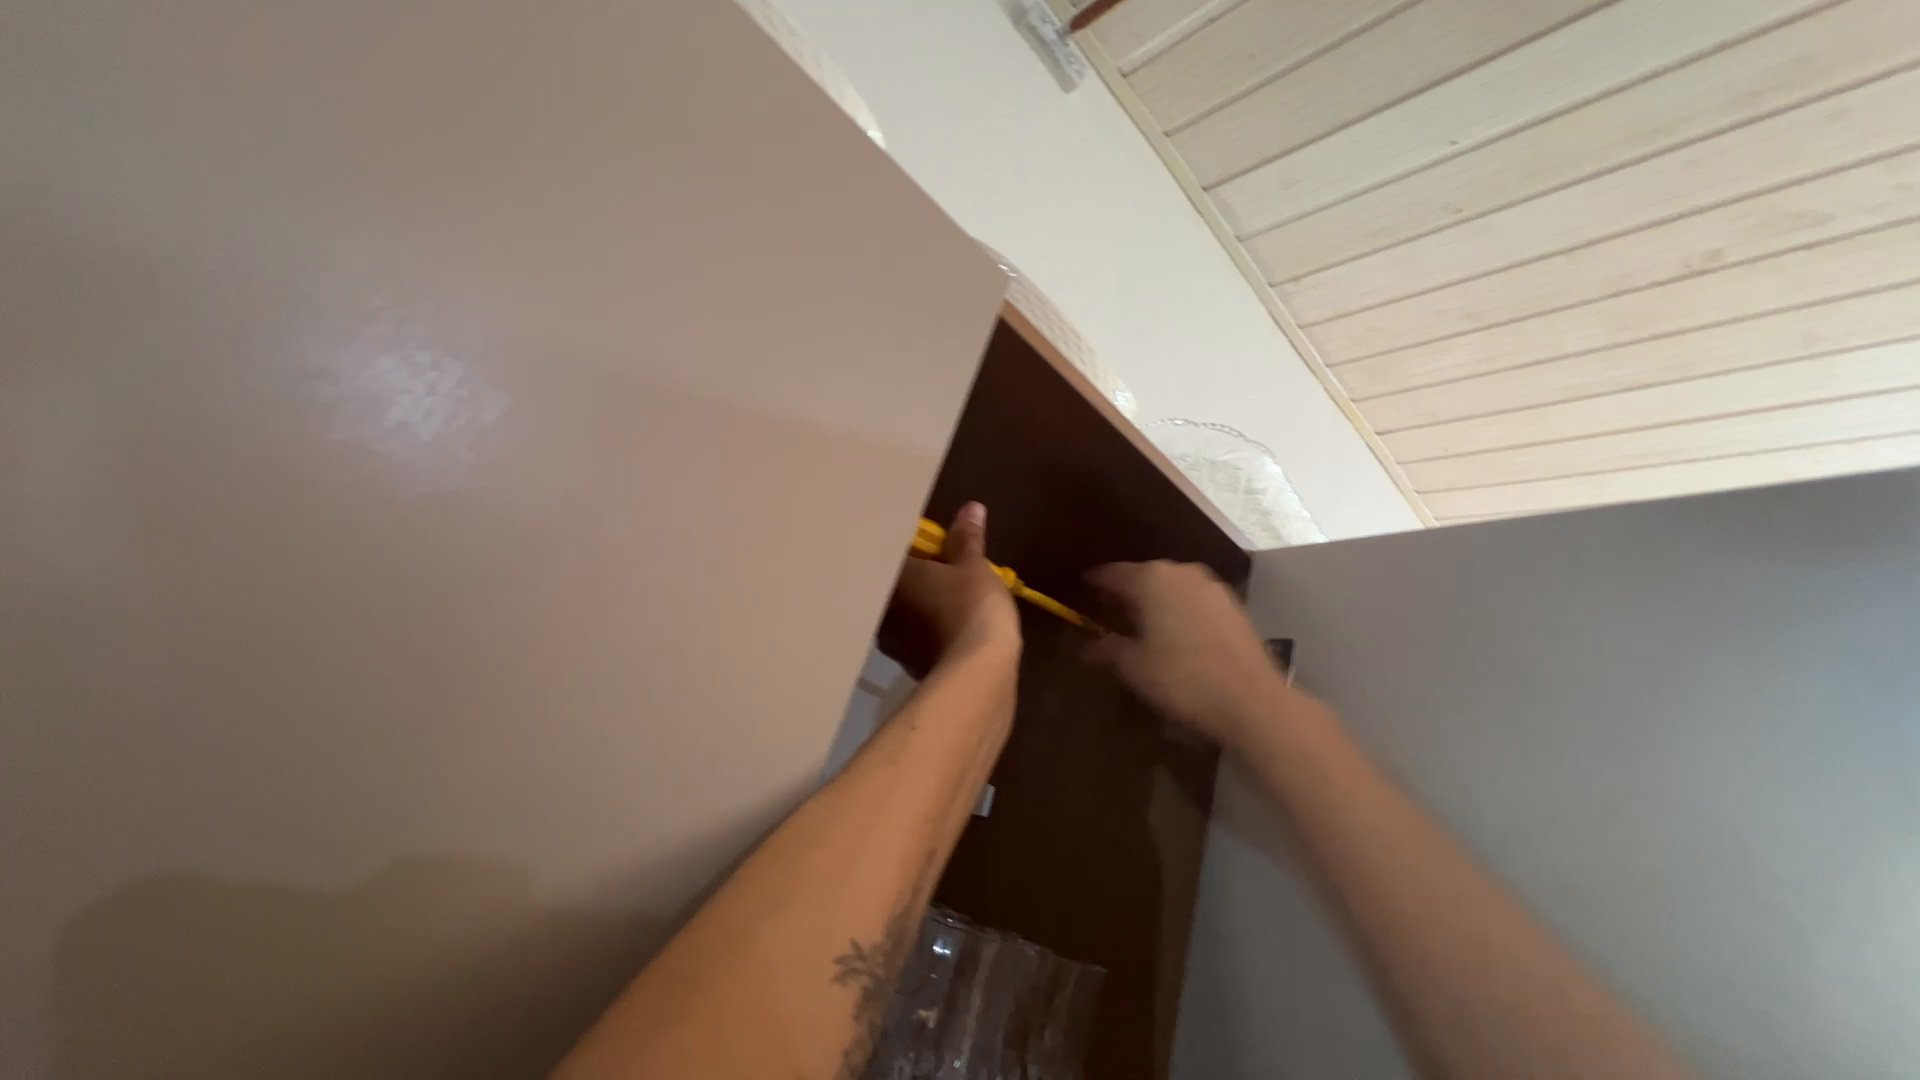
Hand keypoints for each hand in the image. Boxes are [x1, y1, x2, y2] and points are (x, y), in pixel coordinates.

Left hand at [877, 503, 1020, 677]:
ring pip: (902, 615)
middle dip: (913, 580)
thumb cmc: (970, 606)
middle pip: (893, 587)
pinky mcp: (909, 666)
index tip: (933, 551)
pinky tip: (948, 630)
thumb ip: (966, 539)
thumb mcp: (974, 566)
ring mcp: (892, 642)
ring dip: (917, 608)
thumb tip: (970, 508)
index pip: (890, 554)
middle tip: (942, 573)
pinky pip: (915, 639)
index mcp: (890, 578)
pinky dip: (927, 632)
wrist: (978, 672)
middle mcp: (881, 610)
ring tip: (946, 601)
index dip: (913, 551)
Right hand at [1083, 560, 1294, 749]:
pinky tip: (1174, 632)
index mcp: (1151, 580)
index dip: (1095, 582)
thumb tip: (1085, 648)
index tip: (1083, 587)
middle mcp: (1181, 572)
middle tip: (1108, 610)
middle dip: (1126, 592)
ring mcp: (1211, 587)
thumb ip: (1107, 650)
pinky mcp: (1232, 605)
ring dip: (1154, 600)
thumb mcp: (1134, 668)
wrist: (1250, 700)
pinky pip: (1192, 599)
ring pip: (1171, 587)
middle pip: (1144, 576)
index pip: (1112, 574)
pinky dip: (1178, 609)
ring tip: (1140, 622)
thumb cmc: (1182, 679)